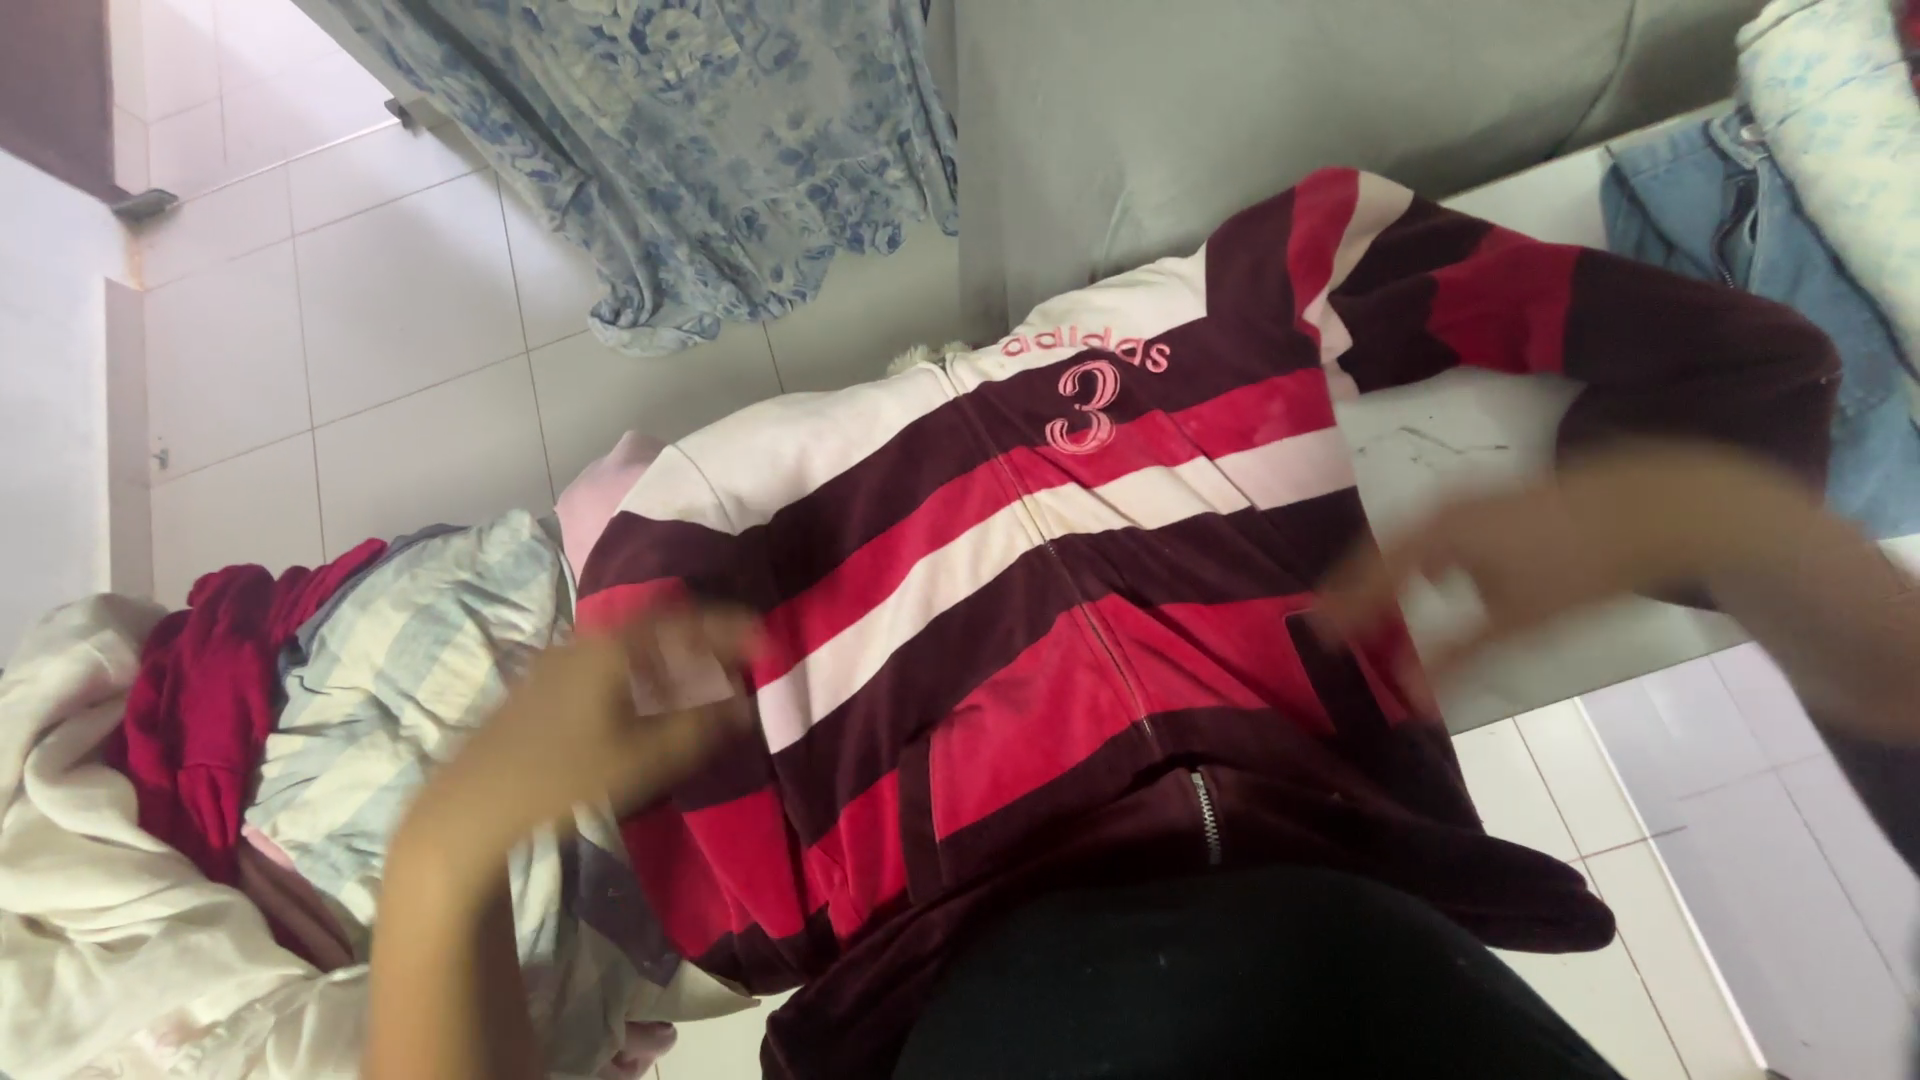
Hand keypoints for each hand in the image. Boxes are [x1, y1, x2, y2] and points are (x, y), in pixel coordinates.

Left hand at [404, 606, 761, 865]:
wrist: (465, 814)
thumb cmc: (561, 780)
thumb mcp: (644, 757)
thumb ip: (701, 727)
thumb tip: (746, 705)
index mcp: (612, 650)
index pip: (684, 622)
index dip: (728, 627)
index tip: (763, 636)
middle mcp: (584, 643)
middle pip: (656, 627)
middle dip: (700, 640)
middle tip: (734, 658)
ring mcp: (556, 663)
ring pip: (630, 647)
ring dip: (670, 658)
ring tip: (699, 681)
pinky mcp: (540, 688)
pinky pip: (607, 664)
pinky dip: (641, 673)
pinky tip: (648, 702)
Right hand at [1313, 441, 1817, 685]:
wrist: (1672, 502)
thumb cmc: (1587, 564)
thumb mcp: (1522, 622)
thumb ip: (1460, 661)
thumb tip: (1411, 702)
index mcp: (1437, 533)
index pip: (1372, 575)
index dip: (1344, 607)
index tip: (1320, 636)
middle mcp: (1444, 510)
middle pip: (1384, 552)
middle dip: (1361, 589)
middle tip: (1340, 622)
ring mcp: (1473, 499)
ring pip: (1414, 541)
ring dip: (1394, 574)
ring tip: (1380, 605)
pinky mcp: (1502, 501)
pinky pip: (1442, 534)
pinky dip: (1428, 561)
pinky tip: (1446, 578)